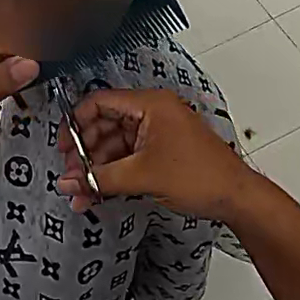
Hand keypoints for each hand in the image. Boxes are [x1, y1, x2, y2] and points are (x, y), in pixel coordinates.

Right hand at [56, 89, 263, 217]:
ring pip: (114, 144)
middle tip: (72, 176)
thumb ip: (100, 178)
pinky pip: (127, 158)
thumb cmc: (203, 175)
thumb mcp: (142, 176)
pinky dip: (112, 174)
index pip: (100, 102)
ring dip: (96, 168)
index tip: (64, 147)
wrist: (235, 197)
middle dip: (84, 152)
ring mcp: (157, 133)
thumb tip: (72, 182)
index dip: (76, 123)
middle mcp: (153, 113)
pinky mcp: (161, 152)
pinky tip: (98, 193)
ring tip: (82, 192)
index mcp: (151, 104)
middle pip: (104, 124)